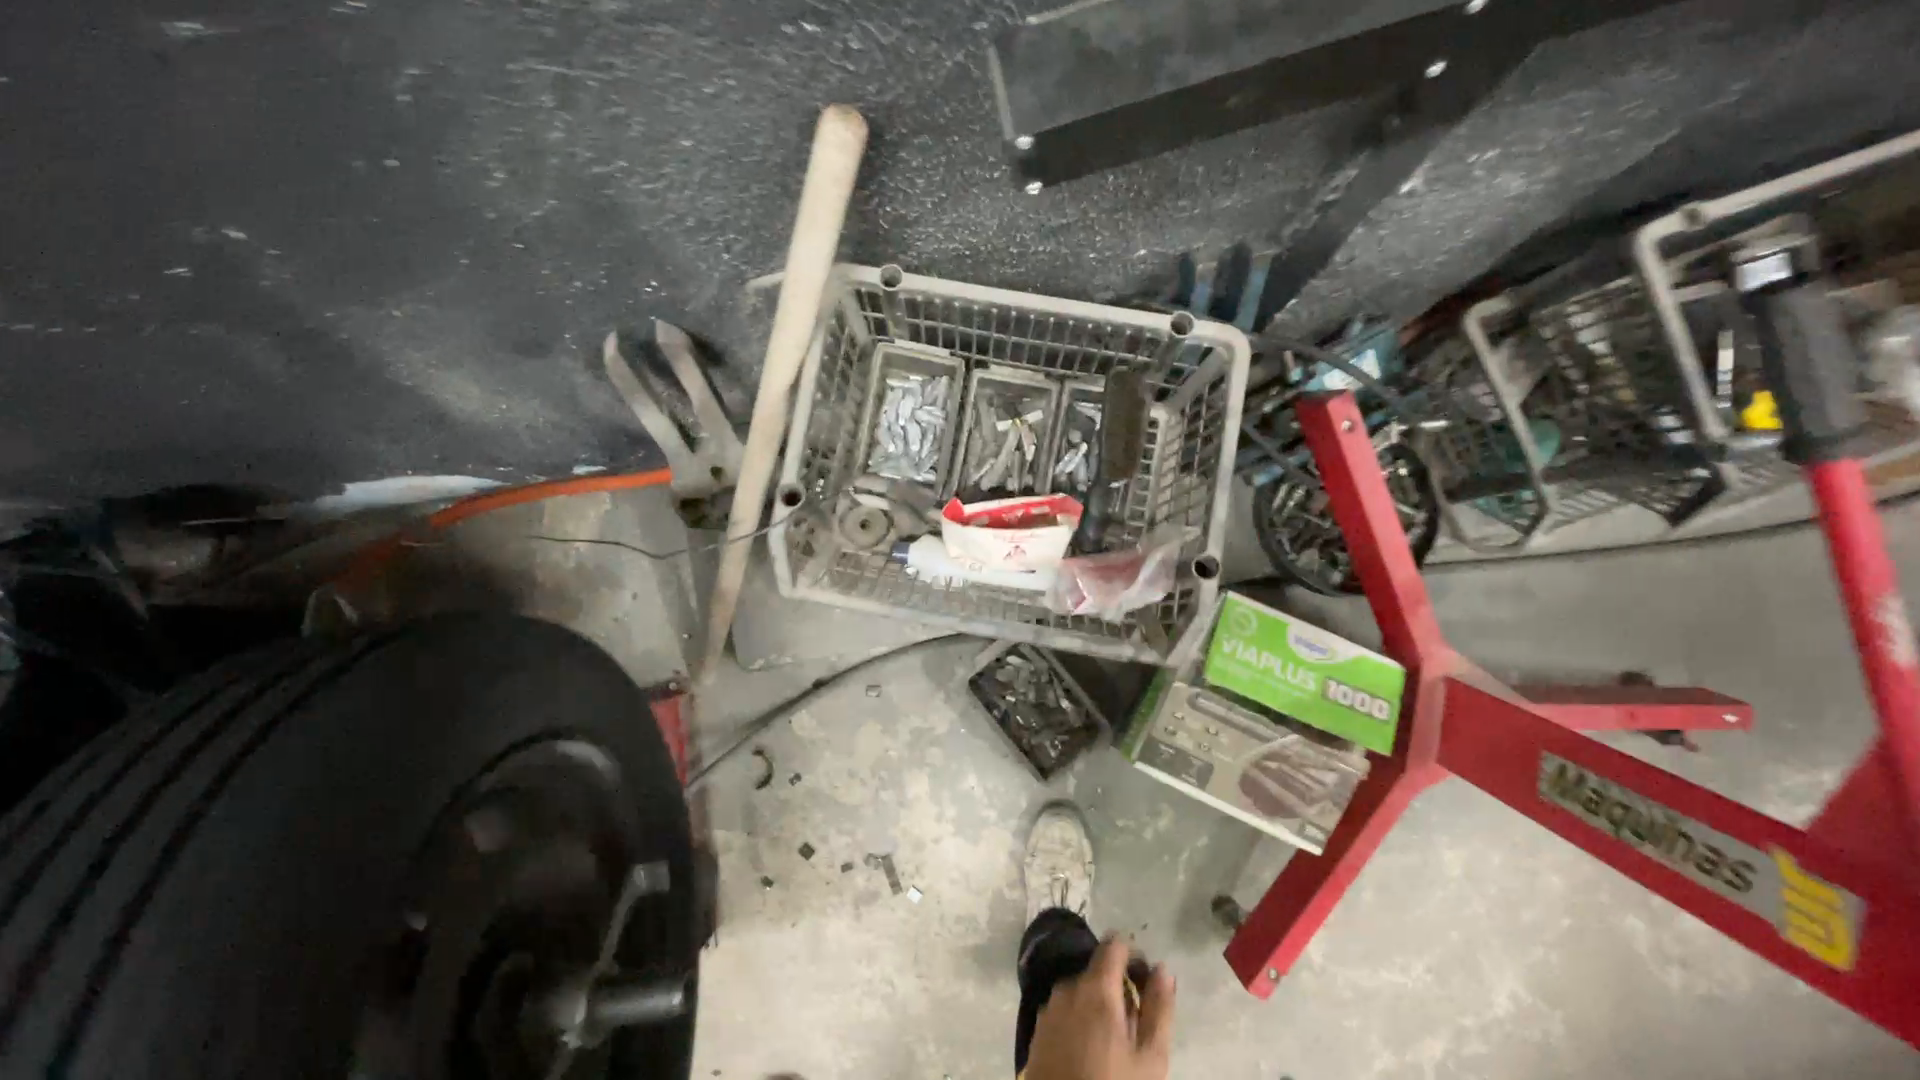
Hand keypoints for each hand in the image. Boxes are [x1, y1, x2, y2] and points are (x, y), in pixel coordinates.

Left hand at [1024, 938, 1175, 1079]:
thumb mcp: (1150, 1057)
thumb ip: (1160, 1008)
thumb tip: (1163, 969)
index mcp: (1096, 988)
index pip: (1114, 945)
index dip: (1134, 955)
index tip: (1146, 982)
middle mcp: (1067, 988)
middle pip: (1099, 971)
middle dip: (1119, 989)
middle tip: (1135, 1026)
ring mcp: (1048, 1008)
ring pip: (1081, 991)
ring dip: (1099, 1005)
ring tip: (1114, 1043)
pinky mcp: (1038, 1029)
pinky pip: (1065, 1009)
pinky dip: (1080, 1018)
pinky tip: (1089, 1050)